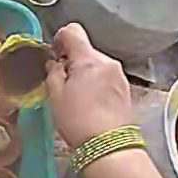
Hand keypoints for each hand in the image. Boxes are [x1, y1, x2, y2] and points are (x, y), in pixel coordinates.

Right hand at [45, 24, 133, 148]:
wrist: (108, 146)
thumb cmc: (78, 120)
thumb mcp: (55, 96)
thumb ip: (53, 72)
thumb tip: (55, 63)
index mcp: (88, 59)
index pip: (73, 31)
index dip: (59, 39)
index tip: (53, 55)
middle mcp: (107, 62)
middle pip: (85, 50)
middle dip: (72, 62)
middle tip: (60, 84)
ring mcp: (119, 75)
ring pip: (96, 65)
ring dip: (84, 74)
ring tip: (75, 98)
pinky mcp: (125, 90)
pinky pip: (106, 78)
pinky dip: (95, 85)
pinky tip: (89, 104)